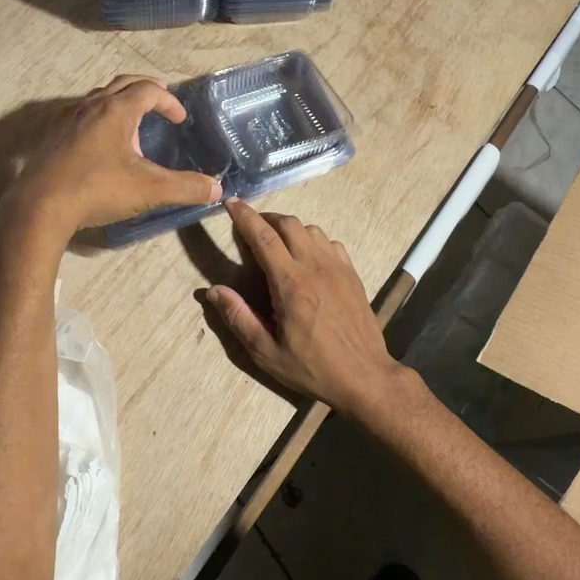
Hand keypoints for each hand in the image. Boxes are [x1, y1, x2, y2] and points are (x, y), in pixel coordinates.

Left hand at [1, 75, 221, 235]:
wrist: (39, 207)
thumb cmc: (96, 190)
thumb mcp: (149, 190)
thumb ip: (185, 188)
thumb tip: (216, 188)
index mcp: (116, 110)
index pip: (149, 90)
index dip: (169, 101)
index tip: (180, 119)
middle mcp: (90, 106)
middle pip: (122, 83)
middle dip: (145, 89)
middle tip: (160, 101)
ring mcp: (67, 119)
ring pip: (98, 97)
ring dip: (120, 101)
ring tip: (132, 120)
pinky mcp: (52, 137)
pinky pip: (80, 114)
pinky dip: (98, 116)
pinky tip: (100, 142)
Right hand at [205, 200, 412, 417]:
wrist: (365, 377)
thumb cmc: (313, 368)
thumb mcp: (267, 353)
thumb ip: (239, 319)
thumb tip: (214, 291)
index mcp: (291, 285)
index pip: (263, 238)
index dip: (245, 216)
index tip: (232, 203)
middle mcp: (315, 267)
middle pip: (288, 224)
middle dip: (266, 218)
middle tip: (251, 228)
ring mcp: (338, 268)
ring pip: (311, 229)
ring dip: (290, 229)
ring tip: (277, 244)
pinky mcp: (352, 274)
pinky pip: (330, 243)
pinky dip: (313, 241)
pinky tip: (308, 259)